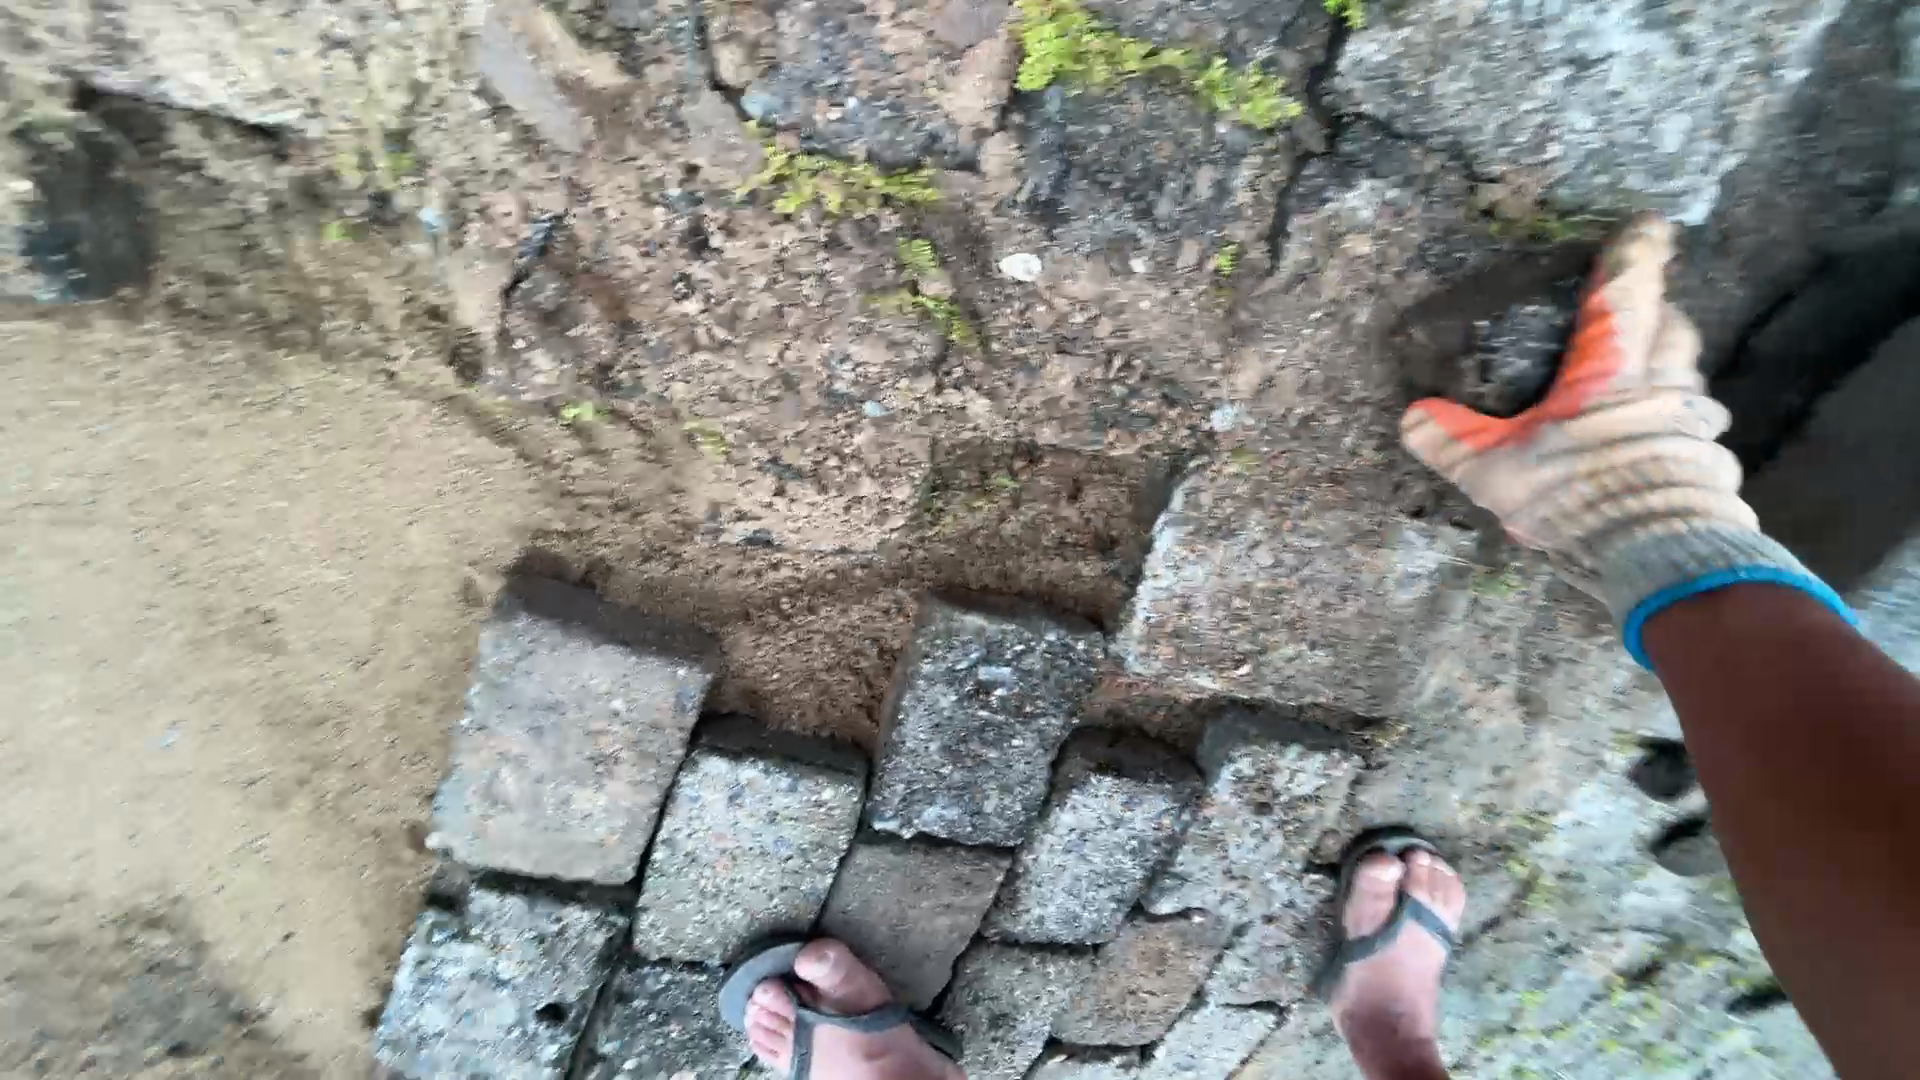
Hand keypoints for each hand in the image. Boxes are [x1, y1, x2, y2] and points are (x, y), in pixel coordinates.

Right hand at [1400, 214, 1843, 660]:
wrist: (1655, 548)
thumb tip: (1410, 416)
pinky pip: (1686, 415)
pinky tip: (1636, 432)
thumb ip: (1447, 439)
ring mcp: (1691, 417)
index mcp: (1613, 368)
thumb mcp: (1489, 468)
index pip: (1629, 294)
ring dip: (1660, 362)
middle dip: (1654, 309)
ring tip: (1624, 374)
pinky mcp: (1704, 454)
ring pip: (1683, 370)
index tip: (1644, 226)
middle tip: (1627, 310)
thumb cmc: (1570, 490)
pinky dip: (1663, 409)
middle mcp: (1663, 381)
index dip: (1635, 255)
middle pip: (1672, 324)